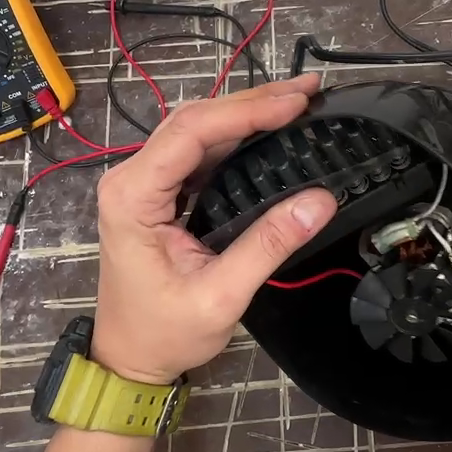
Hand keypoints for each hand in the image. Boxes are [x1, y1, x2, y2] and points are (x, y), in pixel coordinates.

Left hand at [90, 75, 337, 384]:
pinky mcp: (162, 191)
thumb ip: (268, 245)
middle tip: (308, 91)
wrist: (130, 360)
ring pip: (197, 127)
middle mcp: (132, 177)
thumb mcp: (221, 296)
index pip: (191, 132)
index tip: (295, 103)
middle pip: (195, 119)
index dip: (246, 111)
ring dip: (247, 110)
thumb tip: (321, 200)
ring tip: (297, 99)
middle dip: (253, 100)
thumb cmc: (165, 333)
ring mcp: (145, 181)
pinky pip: (199, 147)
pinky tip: (268, 125)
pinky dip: (237, 132)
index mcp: (134, 196)